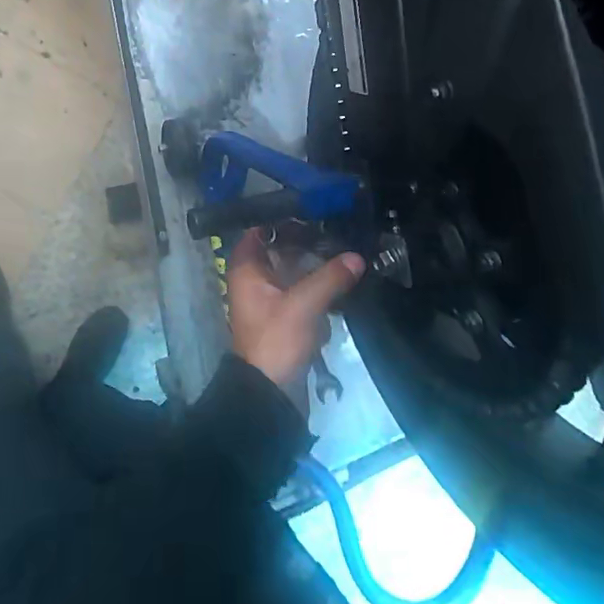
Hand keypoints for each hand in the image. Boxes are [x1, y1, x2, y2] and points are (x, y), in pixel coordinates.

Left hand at [226, 228, 365, 388]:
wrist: (270, 395)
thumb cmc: (276, 341)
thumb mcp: (303, 305)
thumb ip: (330, 278)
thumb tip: (357, 256)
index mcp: (247, 270)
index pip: (259, 230)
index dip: (281, 218)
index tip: (312, 208)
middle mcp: (255, 280)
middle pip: (281, 250)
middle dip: (307, 242)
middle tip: (337, 227)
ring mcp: (271, 300)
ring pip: (294, 272)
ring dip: (316, 265)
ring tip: (346, 250)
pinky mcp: (287, 318)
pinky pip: (303, 293)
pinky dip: (319, 288)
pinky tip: (344, 281)